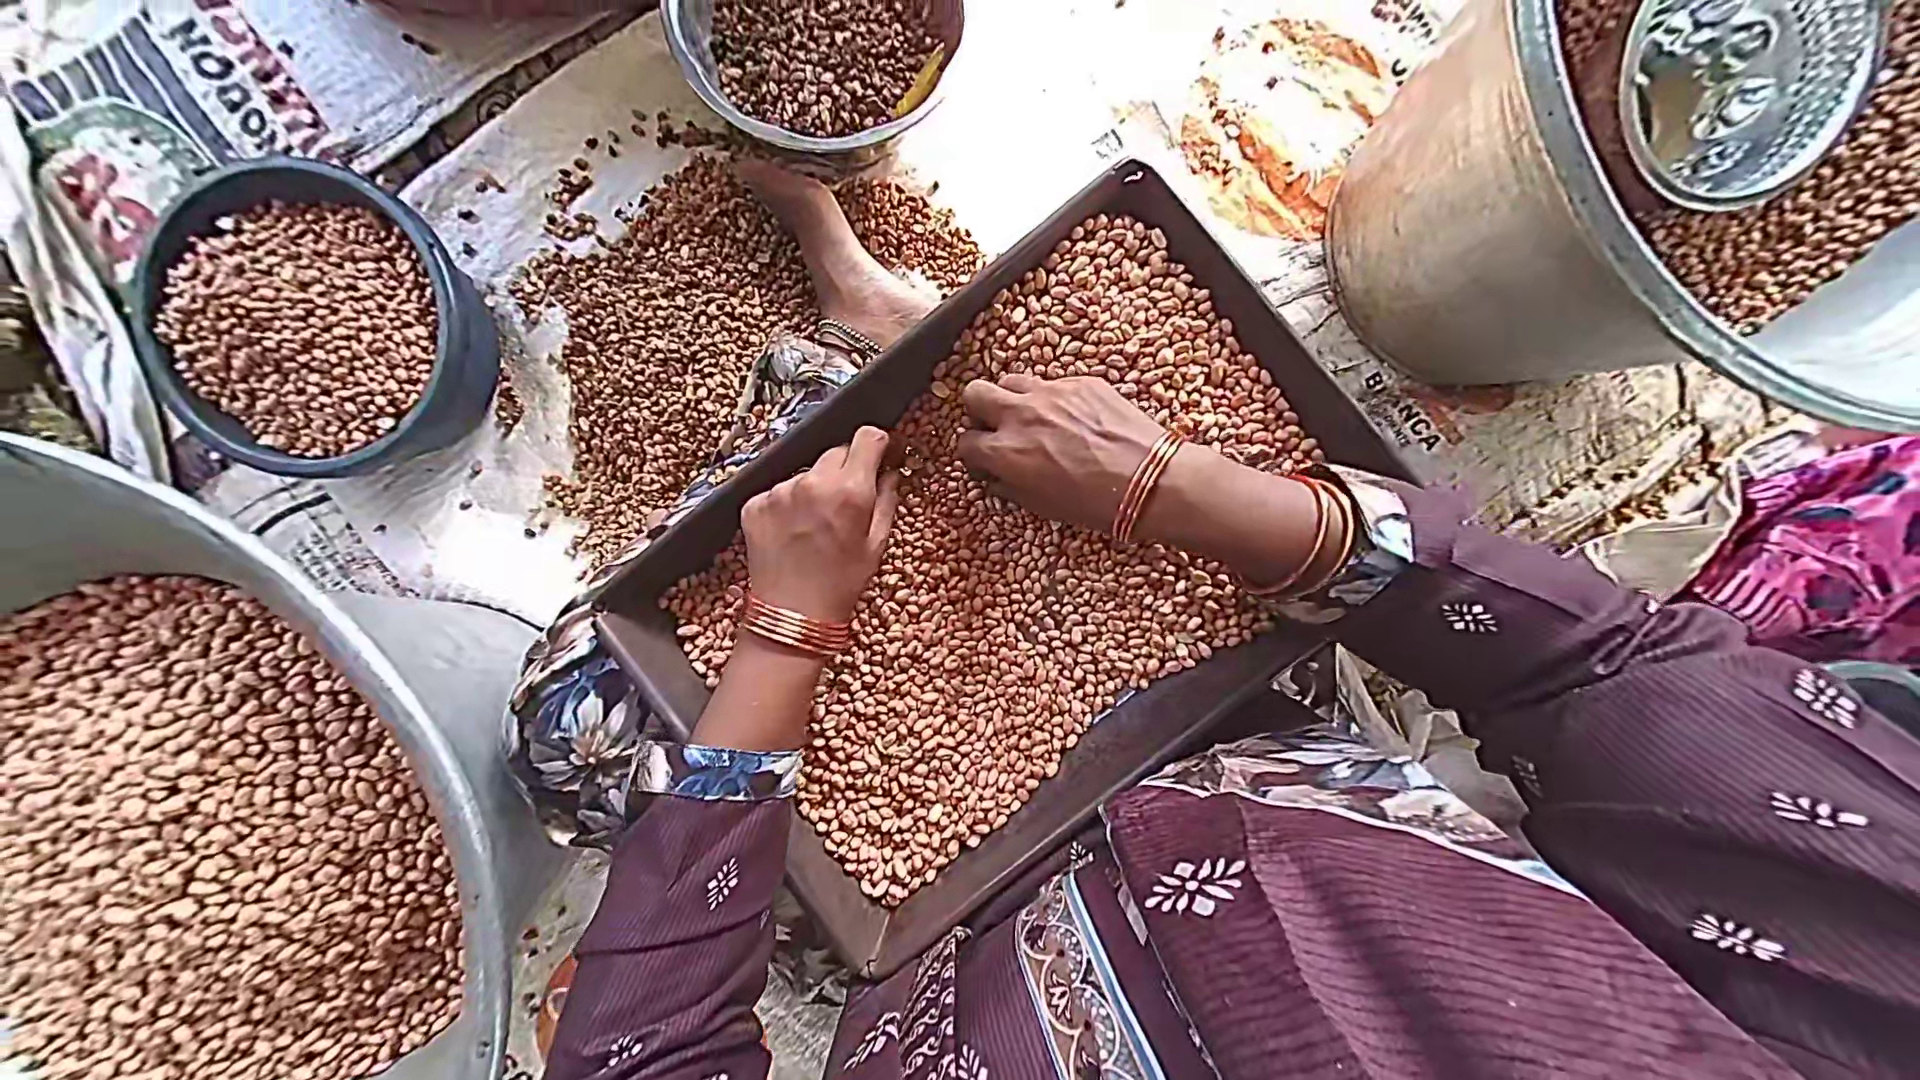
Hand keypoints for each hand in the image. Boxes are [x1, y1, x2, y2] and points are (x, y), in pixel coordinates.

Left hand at [741, 427, 900, 623]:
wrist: (793, 614)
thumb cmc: (841, 583)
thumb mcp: (876, 543)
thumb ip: (886, 500)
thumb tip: (890, 472)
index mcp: (850, 491)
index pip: (867, 437)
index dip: (877, 443)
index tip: (880, 452)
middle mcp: (812, 483)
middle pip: (836, 451)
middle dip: (847, 468)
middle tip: (847, 499)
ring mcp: (779, 491)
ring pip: (807, 471)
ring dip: (816, 486)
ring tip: (817, 523)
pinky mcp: (755, 503)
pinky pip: (780, 489)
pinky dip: (790, 502)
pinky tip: (795, 530)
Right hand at [955, 374, 1166, 532]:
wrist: (1150, 481)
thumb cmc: (1095, 504)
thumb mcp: (1042, 506)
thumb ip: (1009, 486)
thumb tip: (997, 477)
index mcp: (1006, 452)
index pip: (965, 442)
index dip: (973, 453)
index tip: (984, 459)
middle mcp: (1021, 415)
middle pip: (975, 393)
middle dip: (979, 410)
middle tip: (996, 426)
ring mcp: (1051, 393)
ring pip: (1011, 380)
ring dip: (1013, 398)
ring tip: (1032, 417)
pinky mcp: (1081, 382)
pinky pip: (1053, 382)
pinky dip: (1053, 398)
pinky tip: (1071, 417)